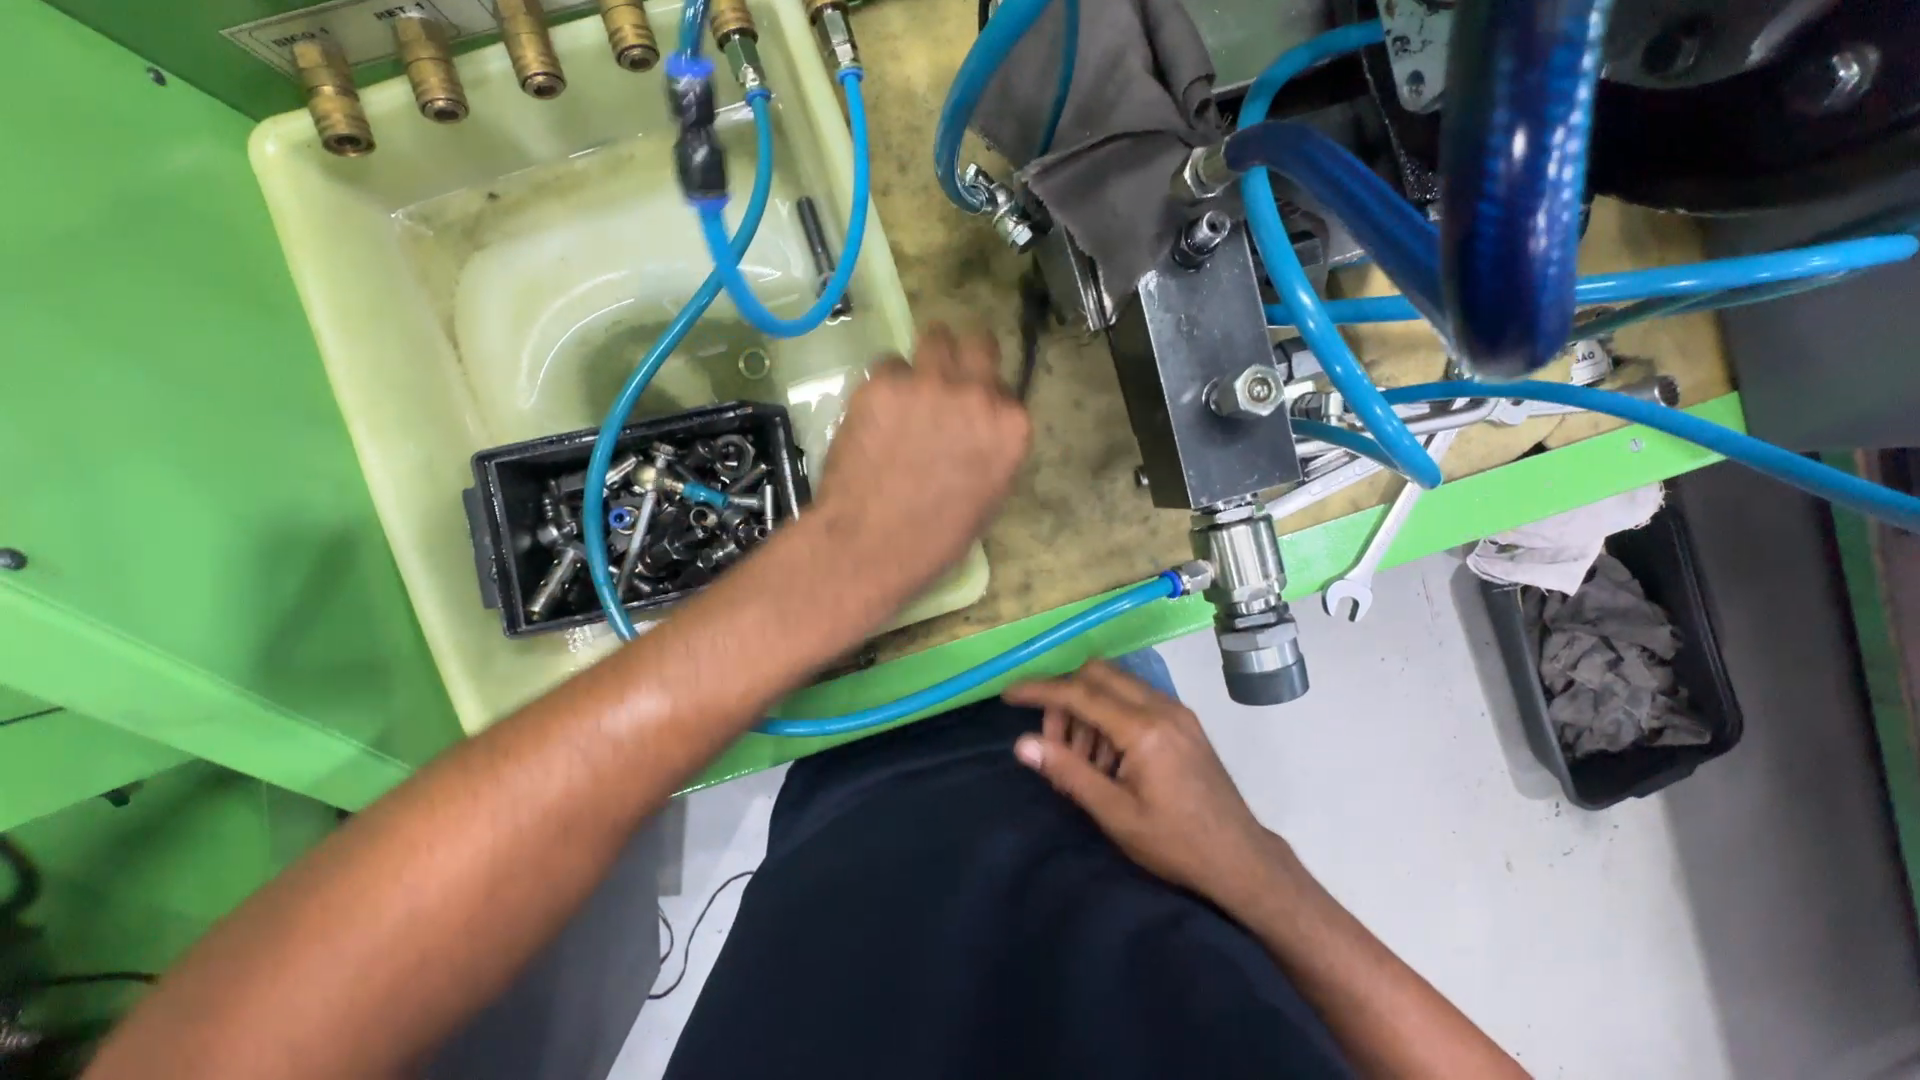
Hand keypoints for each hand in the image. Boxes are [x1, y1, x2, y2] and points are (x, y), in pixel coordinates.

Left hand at [813, 323, 1030, 596]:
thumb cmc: (934, 538)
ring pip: (933, 338)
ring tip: (906, 387)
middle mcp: (977, 395)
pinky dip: (882, 385)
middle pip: (977, 342)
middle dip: (961, 355)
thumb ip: (991, 447)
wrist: (870, 544)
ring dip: (923, 359)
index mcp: (1011, 427)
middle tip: (942, 375)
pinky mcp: (883, 383)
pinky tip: (873, 416)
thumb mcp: (987, 494)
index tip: (966, 408)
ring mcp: (929, 384)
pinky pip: (886, 365)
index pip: (1004, 386)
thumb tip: (977, 427)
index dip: (983, 394)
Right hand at [1005, 661, 1288, 909]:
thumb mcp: (1115, 814)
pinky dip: (1111, 716)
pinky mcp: (1184, 723)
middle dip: (1065, 698)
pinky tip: (1108, 759)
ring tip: (1082, 762)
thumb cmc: (1175, 843)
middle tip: (1052, 741)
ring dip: (1088, 709)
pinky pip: (1136, 700)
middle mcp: (1163, 708)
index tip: (1008, 695)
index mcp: (1144, 729)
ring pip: (1117, 685)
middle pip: (1099, 674)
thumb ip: (1069, 773)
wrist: (1239, 858)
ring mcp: (1178, 712)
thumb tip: (1023, 744)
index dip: (1040, 691)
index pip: (1081, 693)